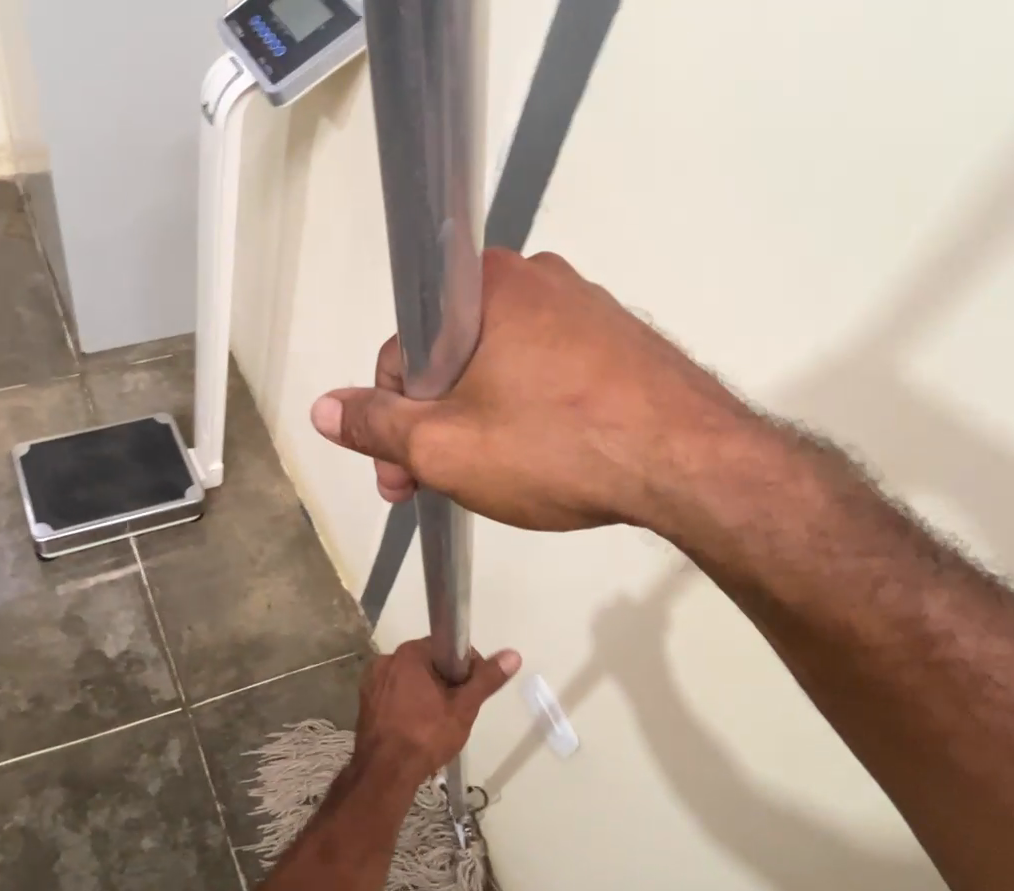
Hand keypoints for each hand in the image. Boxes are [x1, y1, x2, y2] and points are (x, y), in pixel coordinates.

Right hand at [309, 249, 768, 532]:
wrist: (691, 467)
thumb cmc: (552, 448)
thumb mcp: (442, 448)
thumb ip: (375, 425)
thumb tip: (322, 408)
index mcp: (481, 287)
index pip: (403, 351)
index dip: (389, 418)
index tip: (398, 474)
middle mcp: (532, 279)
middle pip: (448, 357)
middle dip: (430, 424)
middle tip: (430, 487)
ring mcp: (583, 306)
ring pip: (496, 366)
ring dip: (474, 420)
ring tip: (488, 478)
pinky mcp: (619, 339)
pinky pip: (544, 371)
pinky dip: (524, 412)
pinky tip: (538, 457)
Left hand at [354, 639, 520, 780]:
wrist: (385, 770)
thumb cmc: (426, 735)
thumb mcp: (463, 707)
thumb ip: (486, 679)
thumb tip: (512, 655)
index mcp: (408, 654)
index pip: (445, 647)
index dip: (465, 666)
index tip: (472, 690)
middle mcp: (386, 660)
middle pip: (427, 663)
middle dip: (446, 681)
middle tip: (459, 709)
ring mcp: (372, 681)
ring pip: (410, 680)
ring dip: (426, 693)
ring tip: (439, 721)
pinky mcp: (366, 701)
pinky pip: (394, 694)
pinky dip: (408, 703)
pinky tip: (417, 726)